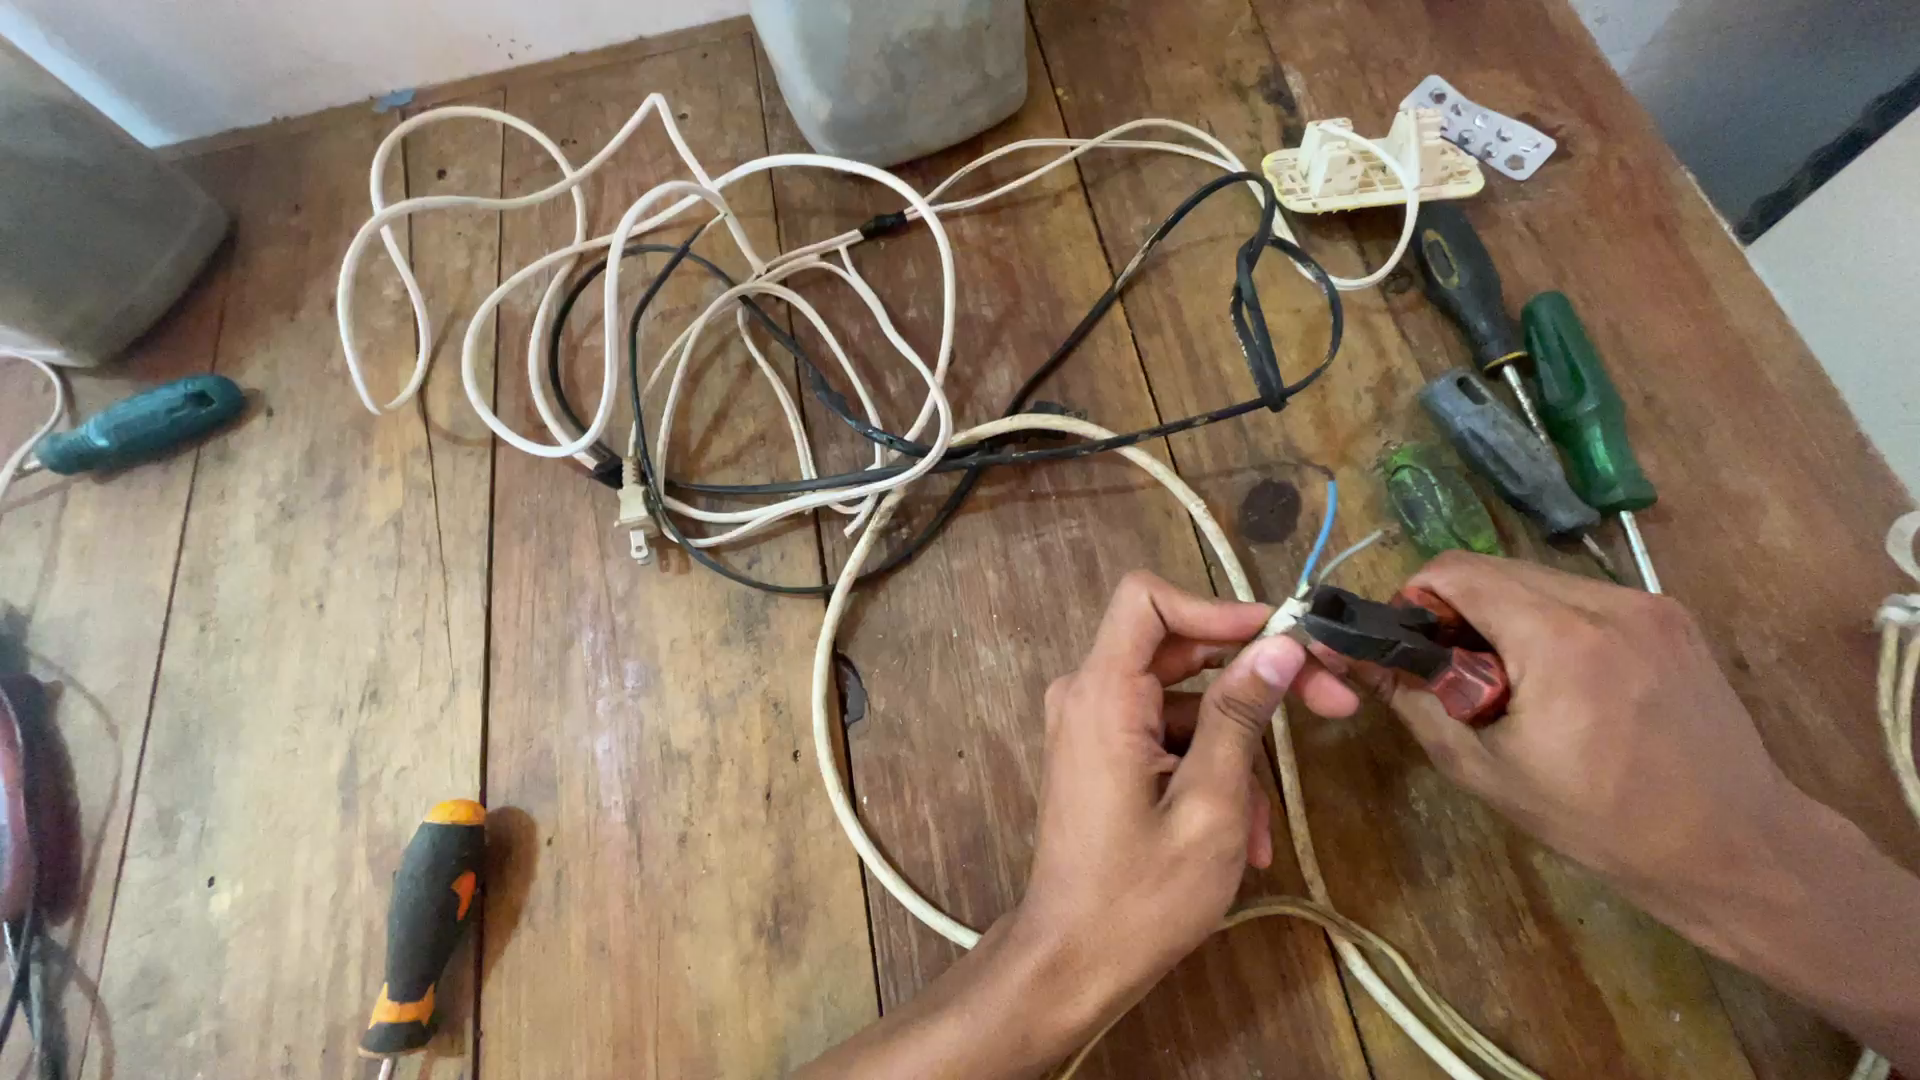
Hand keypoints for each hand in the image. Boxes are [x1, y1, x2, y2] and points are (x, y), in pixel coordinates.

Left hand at [1009, 570, 1358, 1033]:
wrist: (1073, 957)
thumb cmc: (1141, 894)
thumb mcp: (1210, 804)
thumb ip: (1240, 717)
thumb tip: (1282, 646)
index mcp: (1102, 692)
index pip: (1146, 599)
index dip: (1216, 607)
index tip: (1282, 639)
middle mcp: (1088, 692)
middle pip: (1177, 649)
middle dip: (1253, 677)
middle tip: (1331, 703)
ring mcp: (1091, 722)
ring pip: (1181, 701)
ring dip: (1236, 748)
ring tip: (1266, 824)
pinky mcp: (1101, 749)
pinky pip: (1164, 735)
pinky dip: (1207, 768)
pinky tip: (1242, 832)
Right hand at [1320, 552, 1798, 921]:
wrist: (1737, 847)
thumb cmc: (1597, 818)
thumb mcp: (1481, 768)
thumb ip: (1411, 700)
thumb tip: (1350, 657)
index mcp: (1558, 640)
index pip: (1456, 571)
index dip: (1415, 597)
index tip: (1412, 645)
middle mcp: (1606, 604)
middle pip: (1491, 568)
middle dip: (1454, 607)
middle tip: (1452, 668)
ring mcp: (1646, 605)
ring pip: (1533, 578)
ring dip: (1499, 611)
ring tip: (1507, 675)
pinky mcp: (1668, 615)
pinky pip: (1576, 594)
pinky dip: (1544, 619)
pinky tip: (1557, 674)